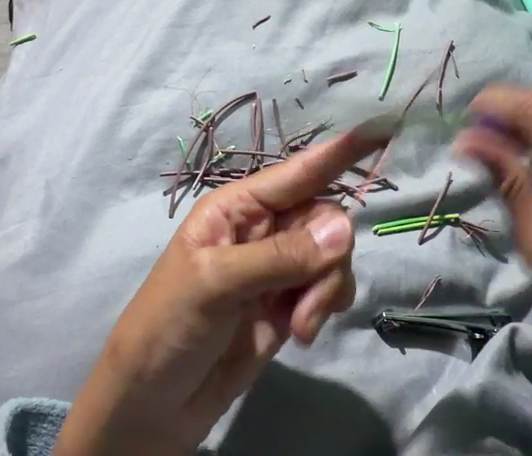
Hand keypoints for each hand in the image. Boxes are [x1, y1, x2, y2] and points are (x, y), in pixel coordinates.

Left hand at [54, 126, 386, 455]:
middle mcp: (262, 229)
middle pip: (324, 218)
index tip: (378, 129)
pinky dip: (326, 307)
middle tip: (309, 299)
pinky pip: (329, 289)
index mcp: (237, 207)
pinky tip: (300, 333)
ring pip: (332, 256)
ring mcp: (278, 269)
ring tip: (299, 327)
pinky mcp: (289, 306)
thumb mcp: (215, 283)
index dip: (336, 153)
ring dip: (327, 289)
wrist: (153, 403)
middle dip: (328, 256)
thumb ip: (281, 257)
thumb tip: (344, 232)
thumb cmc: (168, 324)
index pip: (296, 172)